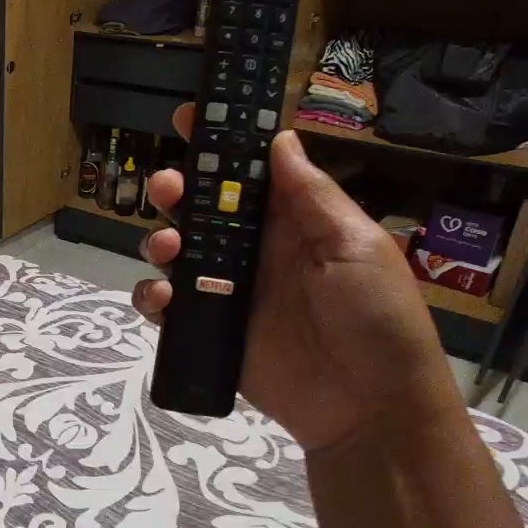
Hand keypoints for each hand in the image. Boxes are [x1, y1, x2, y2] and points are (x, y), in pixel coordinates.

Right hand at [132, 105, 462, 452]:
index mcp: (291, 224)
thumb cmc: (375, 319)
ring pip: (175, 254)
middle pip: (200, 210)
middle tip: (167, 188)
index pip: (248, 175)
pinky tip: (160, 300)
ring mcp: (226, 292)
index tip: (188, 118)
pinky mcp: (207, 330)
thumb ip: (311, 197)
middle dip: (176, 191)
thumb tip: (280, 139)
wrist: (367, 408)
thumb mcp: (355, 247)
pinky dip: (151, 299)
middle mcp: (253, 252)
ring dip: (159, 242)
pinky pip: (165, 308)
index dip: (219, 145)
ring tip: (167, 251)